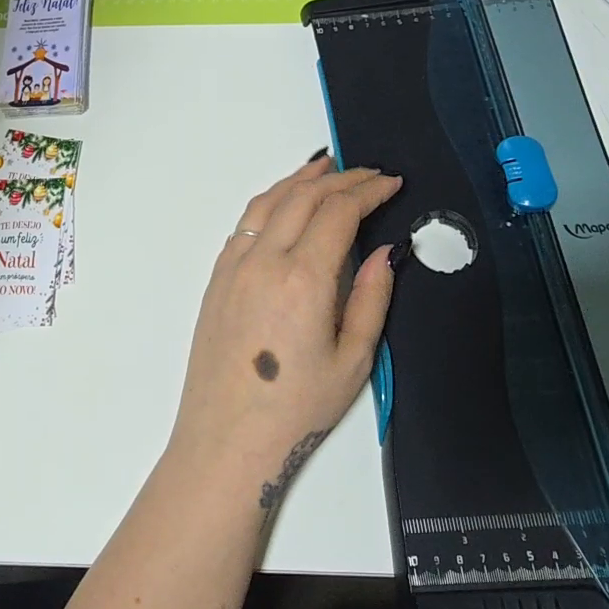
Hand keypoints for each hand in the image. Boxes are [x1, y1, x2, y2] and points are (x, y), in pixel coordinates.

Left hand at [167, 156, 401, 518]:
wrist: (226, 438)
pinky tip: (285, 205)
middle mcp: (264, 261)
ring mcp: (234, 266)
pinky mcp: (217, 278)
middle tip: (368, 174)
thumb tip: (386, 251)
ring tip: (326, 169)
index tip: (391, 183)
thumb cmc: (295, 408)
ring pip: (268, 201)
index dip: (369, 190)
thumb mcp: (353, 361)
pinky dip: (271, 201)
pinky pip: (246, 222)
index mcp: (303, 278)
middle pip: (304, 196)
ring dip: (300, 179)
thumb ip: (372, 298)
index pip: (339, 211)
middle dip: (340, 177)